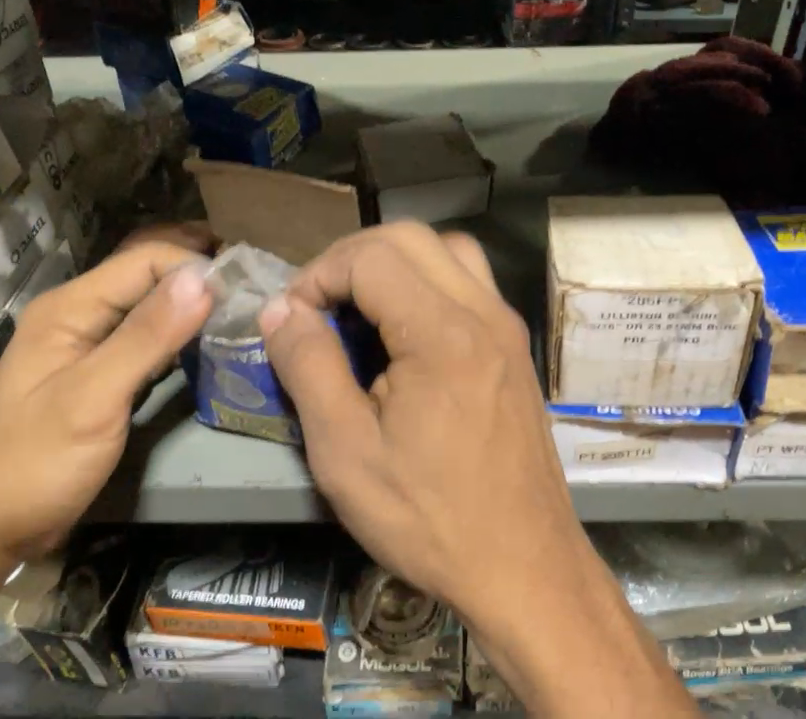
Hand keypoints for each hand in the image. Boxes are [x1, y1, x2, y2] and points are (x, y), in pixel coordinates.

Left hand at [0, 240, 213, 569]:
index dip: (194, 267)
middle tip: (249, 286)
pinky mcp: (94, 376)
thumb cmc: (33, 464)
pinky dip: (174, 335)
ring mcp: (83, 347)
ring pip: (144, 307)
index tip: (244, 290)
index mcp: (69, 308)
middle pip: (144, 275)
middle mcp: (76, 316)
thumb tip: (204, 278)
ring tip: (238, 310)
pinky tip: (205, 345)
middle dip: (194, 273)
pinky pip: (140, 340)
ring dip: (188, 303)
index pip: (144, 260)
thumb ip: (147, 337)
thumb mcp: (94, 399)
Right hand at [257, 224, 591, 625]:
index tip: (291, 320)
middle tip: (317, 307)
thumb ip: (309, 367)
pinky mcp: (516, 347)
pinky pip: (470, 282)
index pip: (369, 257)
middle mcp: (484, 312)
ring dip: (394, 262)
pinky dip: (429, 282)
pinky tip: (405, 333)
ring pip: (446, 250)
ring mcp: (507, 326)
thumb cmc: (429, 518)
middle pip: (409, 237)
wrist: (525, 568)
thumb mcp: (345, 453)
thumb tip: (280, 309)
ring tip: (360, 310)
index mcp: (442, 333)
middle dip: (351, 259)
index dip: (318, 276)